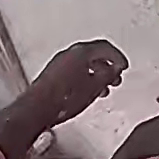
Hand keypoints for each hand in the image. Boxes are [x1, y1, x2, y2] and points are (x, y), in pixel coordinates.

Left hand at [0, 40, 127, 158]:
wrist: (36, 110)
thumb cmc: (62, 99)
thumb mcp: (94, 87)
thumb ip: (108, 75)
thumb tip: (114, 70)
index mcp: (81, 52)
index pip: (105, 47)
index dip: (117, 57)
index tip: (123, 65)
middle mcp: (69, 54)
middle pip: (94, 53)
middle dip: (107, 65)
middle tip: (116, 76)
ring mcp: (59, 63)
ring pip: (84, 63)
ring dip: (96, 72)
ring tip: (104, 87)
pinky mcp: (52, 74)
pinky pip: (74, 69)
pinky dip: (85, 76)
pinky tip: (88, 90)